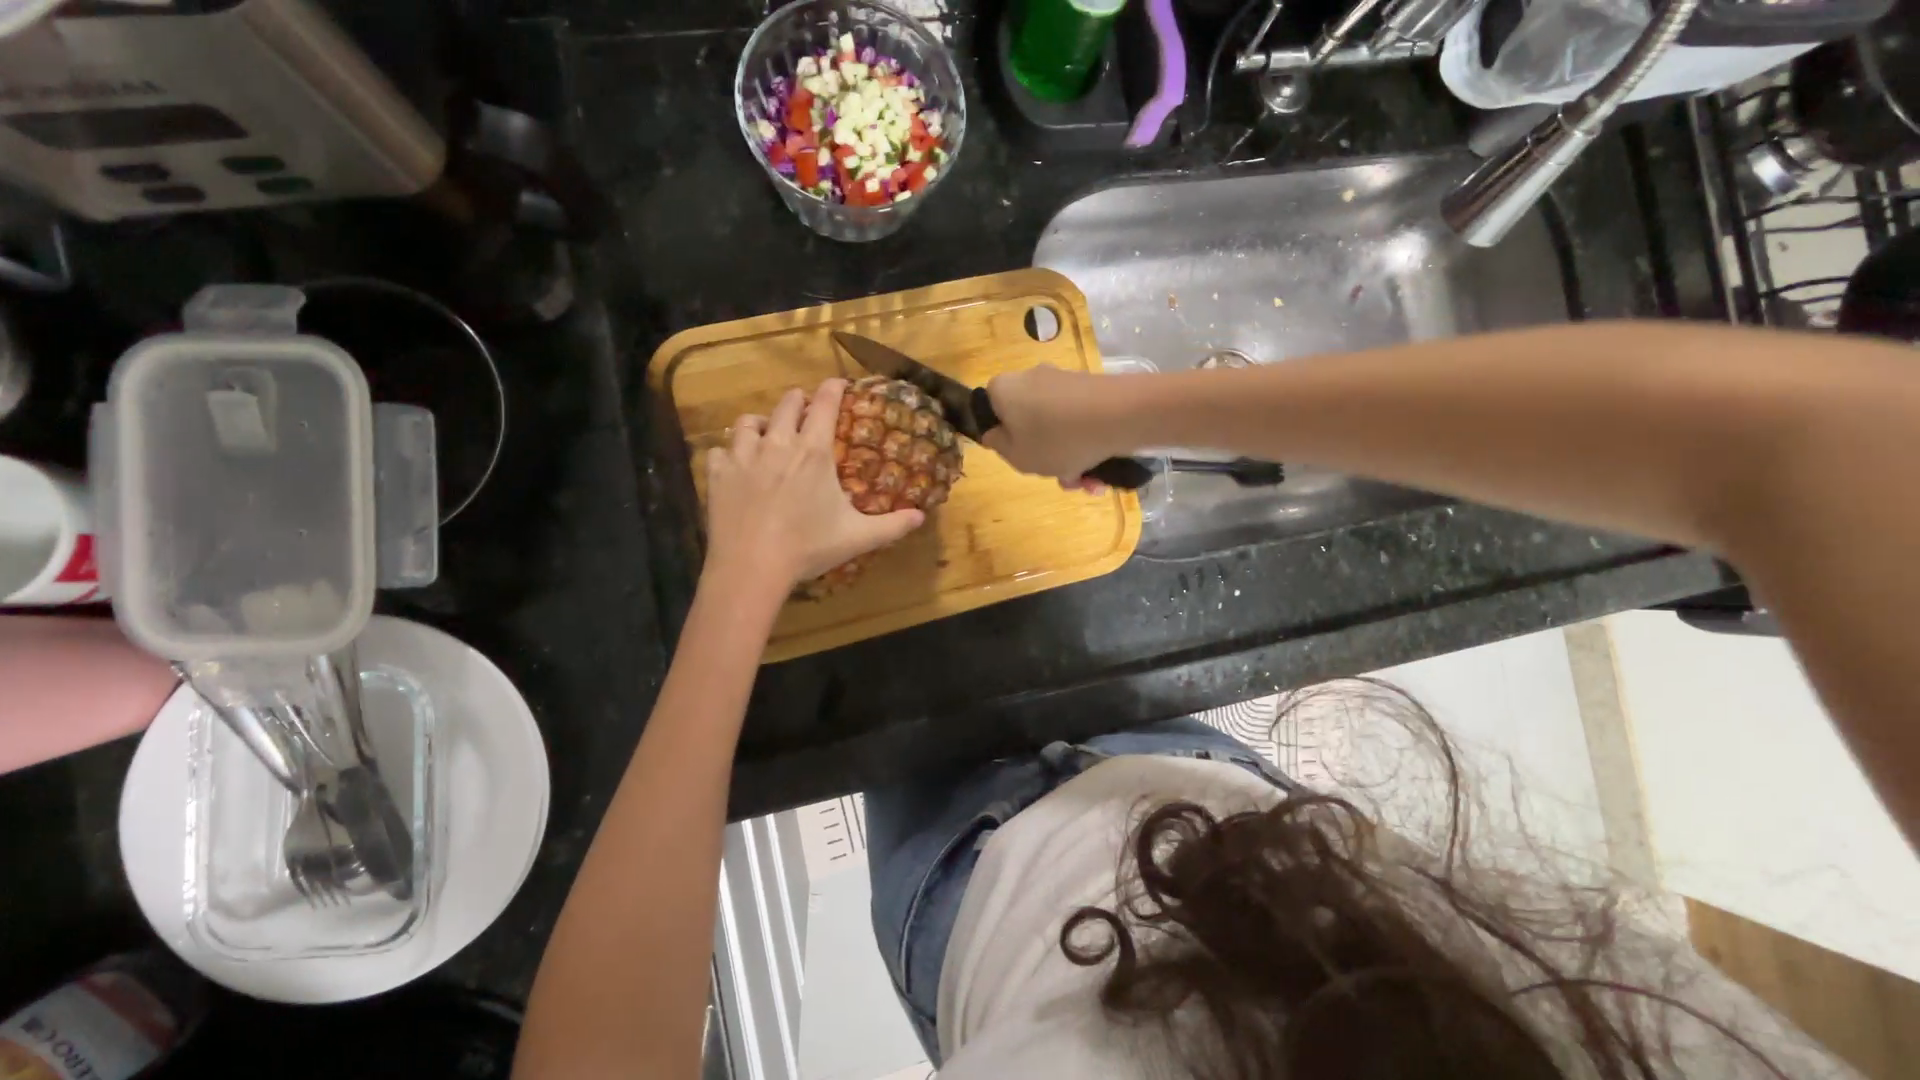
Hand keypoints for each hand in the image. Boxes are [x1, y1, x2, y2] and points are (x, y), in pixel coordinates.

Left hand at [704, 379, 925, 591]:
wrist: (751, 568)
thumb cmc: (808, 549)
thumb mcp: (857, 538)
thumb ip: (891, 525)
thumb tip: (921, 517)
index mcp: (813, 452)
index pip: (825, 404)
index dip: (833, 389)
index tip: (838, 384)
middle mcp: (777, 443)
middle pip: (787, 403)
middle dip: (799, 401)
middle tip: (805, 410)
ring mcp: (743, 456)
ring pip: (748, 422)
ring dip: (761, 423)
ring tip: (766, 433)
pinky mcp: (717, 473)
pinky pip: (720, 451)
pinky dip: (729, 453)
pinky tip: (735, 465)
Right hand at [980, 365, 1129, 489]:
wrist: (1118, 415)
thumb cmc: (1056, 439)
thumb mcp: (1017, 455)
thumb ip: (1000, 445)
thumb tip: (997, 433)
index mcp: (1004, 389)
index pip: (992, 410)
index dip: (1004, 438)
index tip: (1019, 456)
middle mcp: (1031, 378)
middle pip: (1030, 424)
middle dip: (1047, 457)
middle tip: (1061, 478)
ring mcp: (1064, 382)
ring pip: (1059, 429)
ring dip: (1071, 460)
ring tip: (1089, 483)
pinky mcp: (1092, 389)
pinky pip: (1080, 422)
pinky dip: (1087, 447)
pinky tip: (1101, 473)